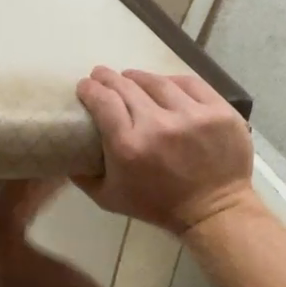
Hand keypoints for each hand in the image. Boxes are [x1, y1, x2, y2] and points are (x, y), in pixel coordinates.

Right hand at [74, 66, 257, 234]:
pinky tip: (164, 84)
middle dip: (108, 78)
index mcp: (128, 145)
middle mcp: (158, 125)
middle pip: (126, 87)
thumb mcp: (107, 198)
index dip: (90, 88)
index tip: (85, 86)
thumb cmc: (157, 206)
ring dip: (138, 76)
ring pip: (157, 81)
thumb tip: (67, 152)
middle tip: (101, 75)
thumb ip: (82, 175)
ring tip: (130, 77)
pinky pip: (190, 84)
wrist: (214, 211)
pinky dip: (172, 81)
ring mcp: (192, 116)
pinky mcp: (219, 112)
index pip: (103, 101)